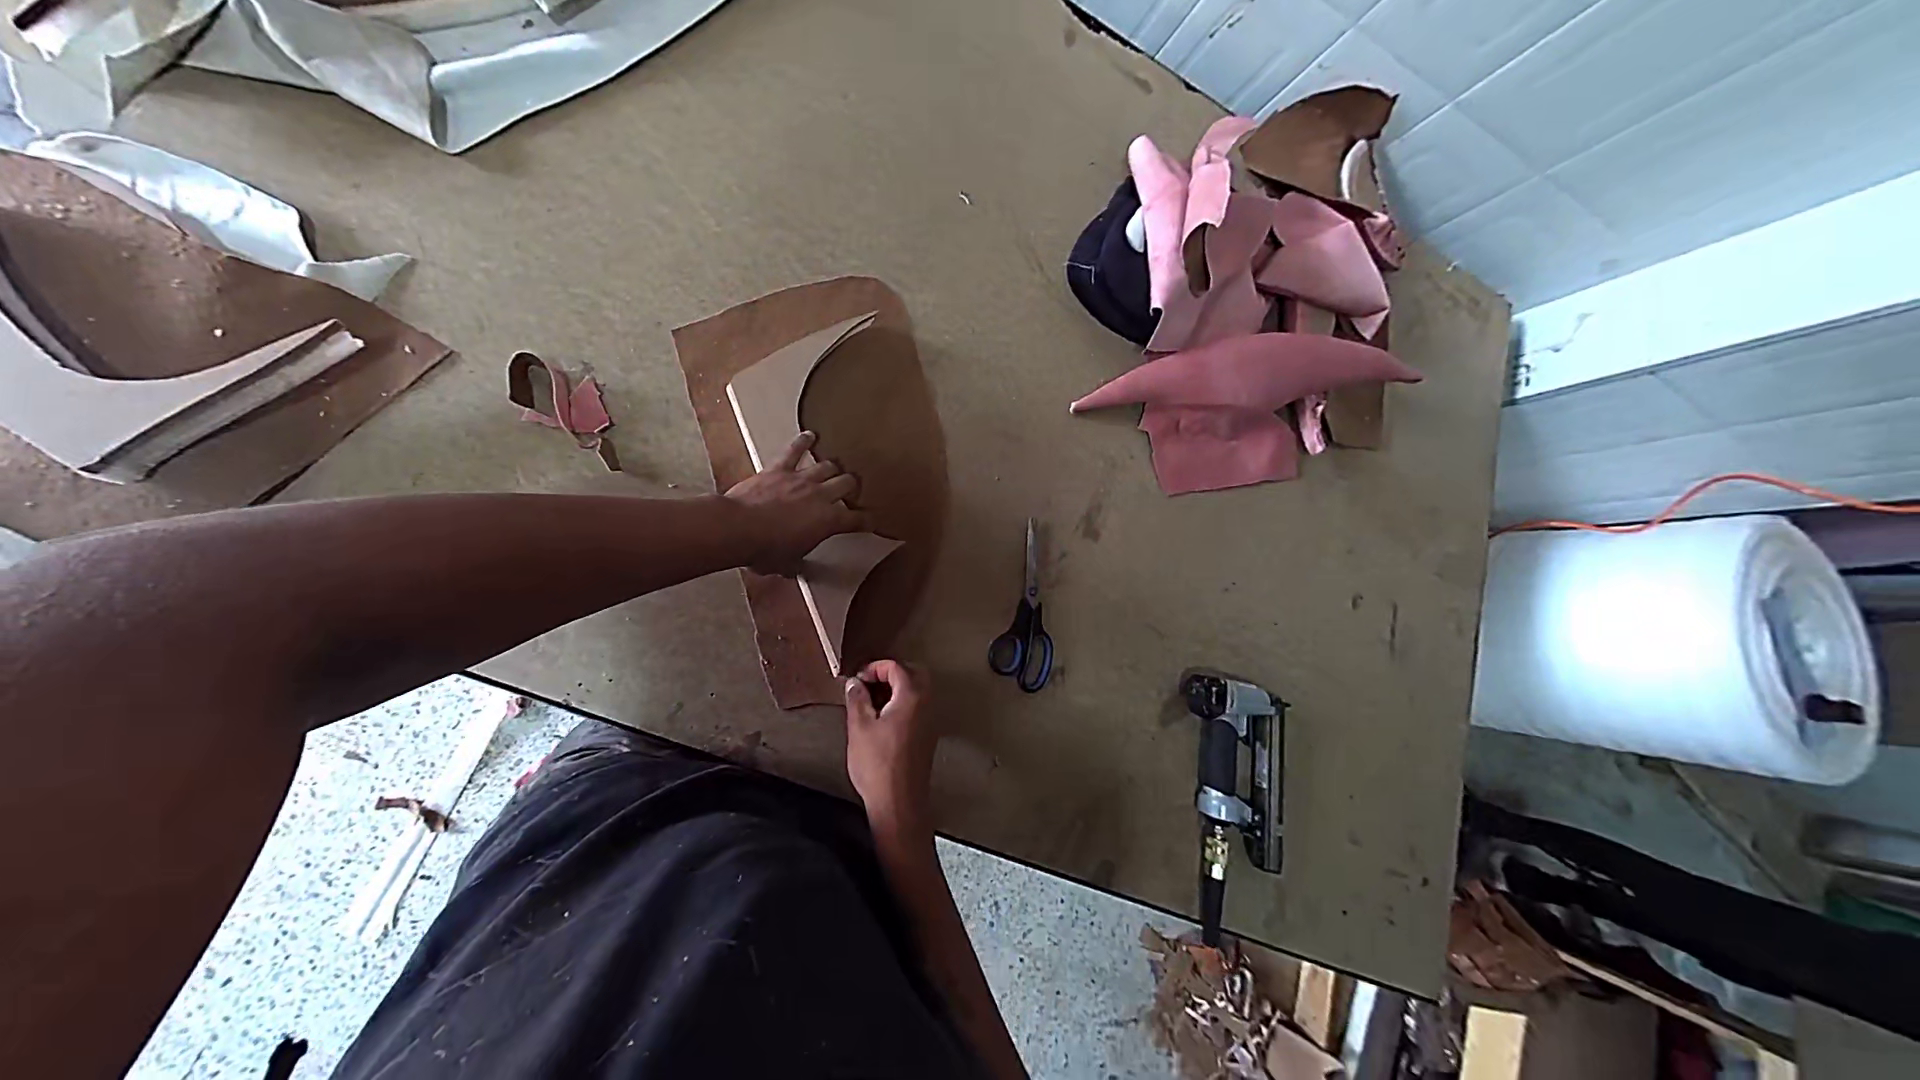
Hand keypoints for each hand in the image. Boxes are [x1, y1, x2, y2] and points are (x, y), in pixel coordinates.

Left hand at [724, 431, 869, 574]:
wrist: (738, 529)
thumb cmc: (763, 549)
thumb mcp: (787, 563)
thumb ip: (797, 563)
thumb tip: (796, 569)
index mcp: (828, 522)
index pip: (857, 519)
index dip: (866, 520)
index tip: (869, 521)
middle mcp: (821, 496)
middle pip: (848, 484)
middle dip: (853, 487)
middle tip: (852, 489)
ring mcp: (801, 479)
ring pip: (828, 466)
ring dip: (834, 467)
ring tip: (837, 467)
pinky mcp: (779, 469)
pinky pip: (794, 451)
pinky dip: (803, 441)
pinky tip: (810, 435)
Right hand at [845, 660, 936, 836]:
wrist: (898, 802)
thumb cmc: (878, 766)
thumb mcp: (859, 727)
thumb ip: (857, 699)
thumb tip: (855, 683)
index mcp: (911, 697)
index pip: (897, 667)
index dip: (875, 667)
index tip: (859, 678)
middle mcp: (926, 705)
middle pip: (914, 674)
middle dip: (891, 673)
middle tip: (868, 683)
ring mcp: (930, 721)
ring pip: (918, 691)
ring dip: (897, 688)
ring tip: (872, 700)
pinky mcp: (927, 736)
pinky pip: (918, 707)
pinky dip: (903, 703)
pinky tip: (883, 718)